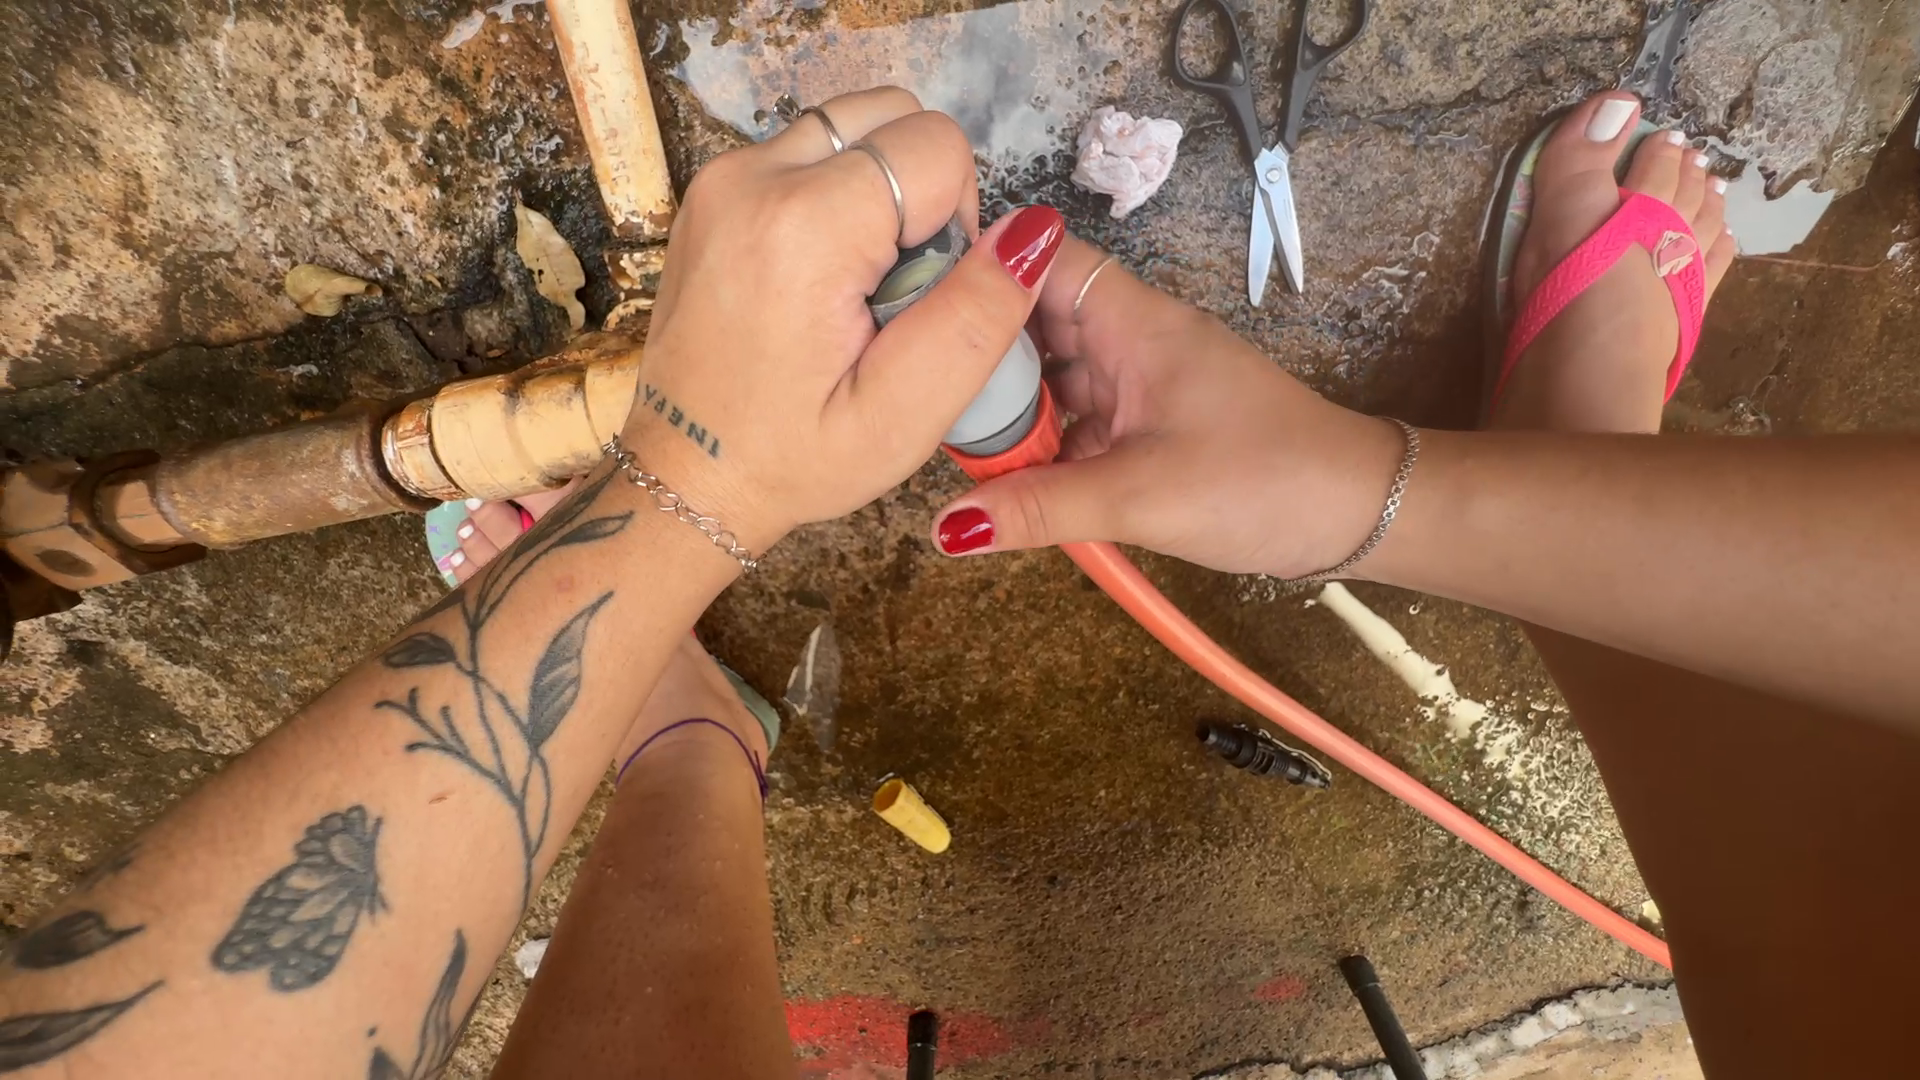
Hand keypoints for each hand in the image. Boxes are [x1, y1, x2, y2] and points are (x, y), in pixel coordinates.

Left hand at [625, 86, 1065, 555]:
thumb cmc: (793, 458)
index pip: (936, 147)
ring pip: (852, 131)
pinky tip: (821, 282)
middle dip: (920, 198)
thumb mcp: (903, 415)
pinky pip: (809, 157)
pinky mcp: (715, 193)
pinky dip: (838, 202)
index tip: (917, 298)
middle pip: (892, 119)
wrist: (691, 472)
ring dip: (881, 197)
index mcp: (802, 229)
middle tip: (891, 293)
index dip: (957, 222)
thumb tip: (1031, 232)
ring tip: (856, 289)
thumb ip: (975, 318)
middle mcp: (751, 177)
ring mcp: (724, 179)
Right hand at [928, 235, 1404, 579]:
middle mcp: (1133, 344)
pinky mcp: (1151, 427)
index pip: (1047, 264)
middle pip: (1041, 328)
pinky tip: (1011, 477)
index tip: (924, 311)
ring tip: (956, 442)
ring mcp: (1142, 387)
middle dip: (986, 362)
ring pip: (1058, 382)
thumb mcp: (1137, 496)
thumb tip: (945, 528)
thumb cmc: (1256, 482)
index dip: (987, 273)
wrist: (1355, 515)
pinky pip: (1082, 424)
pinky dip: (1049, 446)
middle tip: (927, 398)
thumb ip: (1040, 508)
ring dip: (1016, 413)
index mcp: (1135, 326)